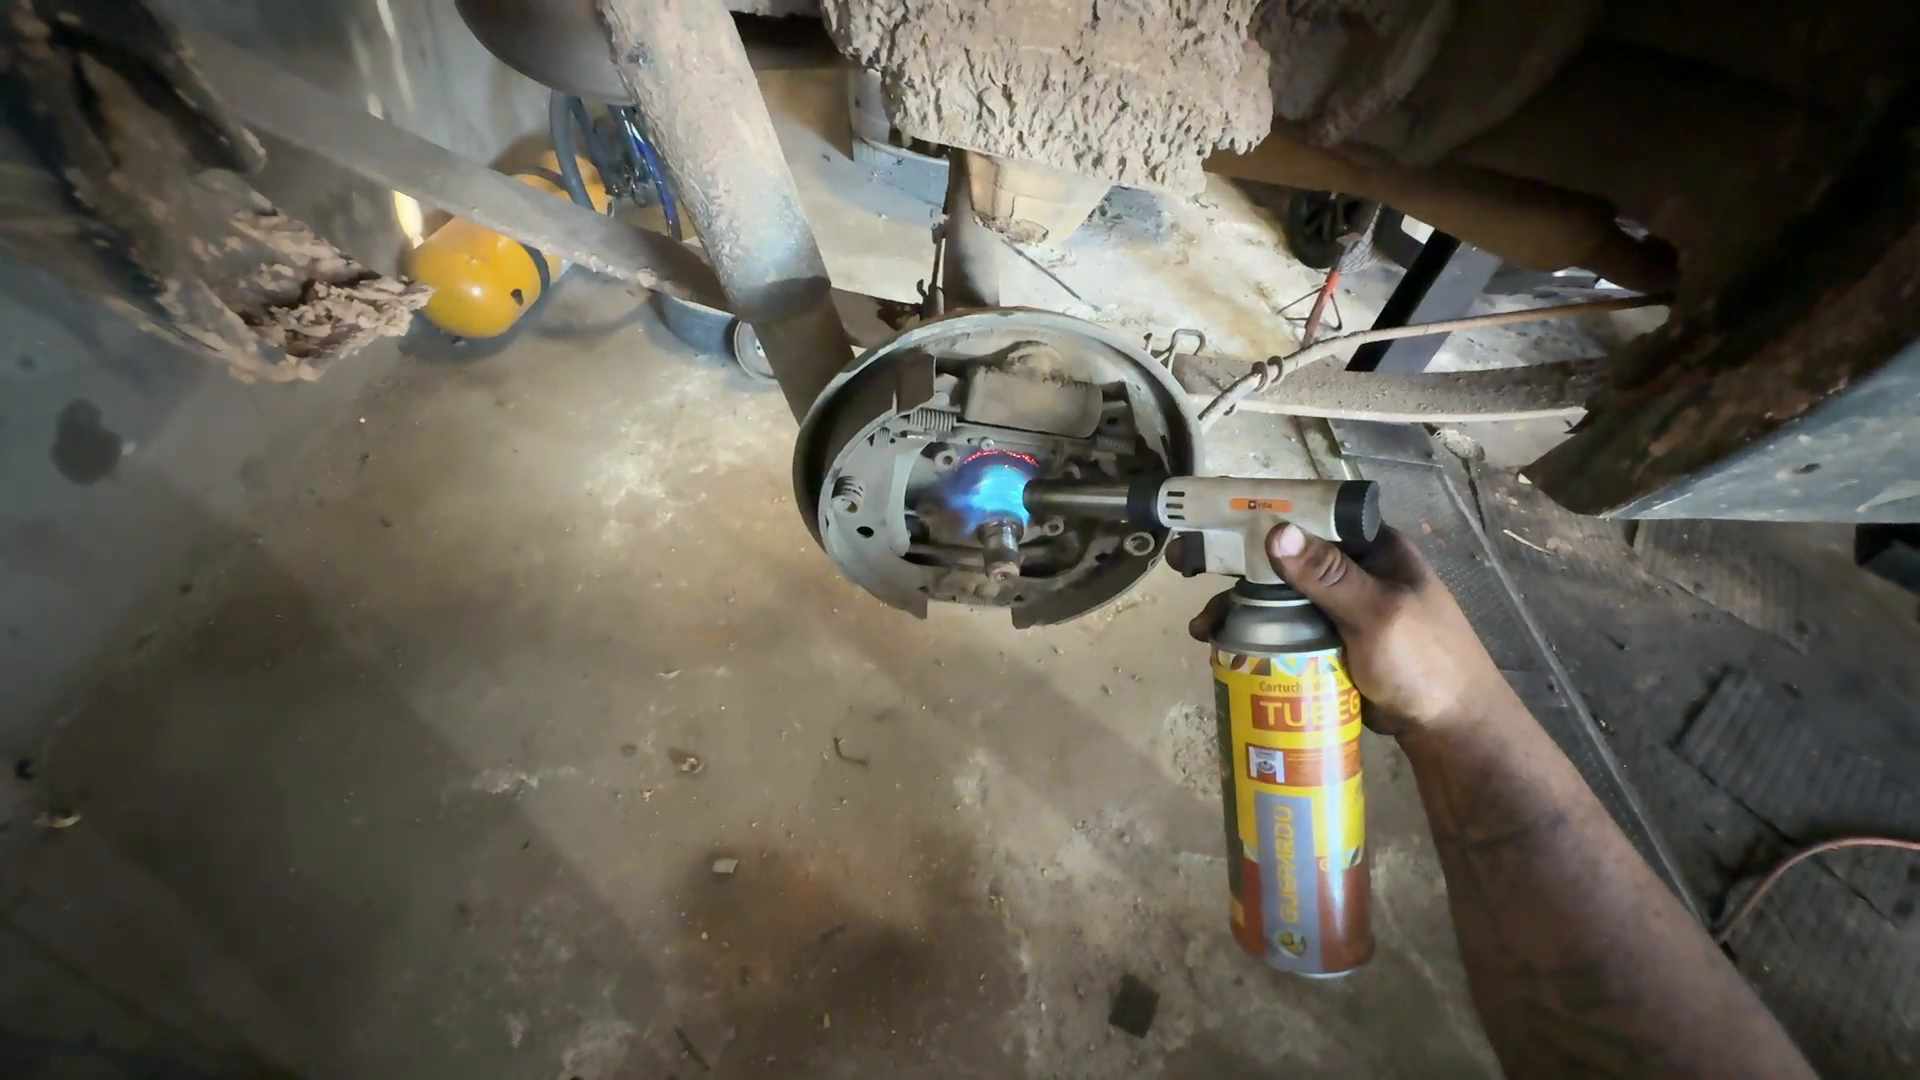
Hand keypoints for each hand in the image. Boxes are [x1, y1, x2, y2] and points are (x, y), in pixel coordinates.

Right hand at [1188, 524, 1506, 735]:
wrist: (1448, 728)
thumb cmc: (1425, 662)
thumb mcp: (1377, 613)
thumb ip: (1328, 576)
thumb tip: (1275, 532)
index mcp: (1370, 548)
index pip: (1307, 515)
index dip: (1258, 514)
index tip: (1212, 520)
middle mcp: (1348, 568)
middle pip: (1279, 556)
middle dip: (1230, 562)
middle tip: (1184, 564)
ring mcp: (1334, 605)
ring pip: (1272, 593)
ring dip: (1233, 603)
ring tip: (1201, 627)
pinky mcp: (1323, 638)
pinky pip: (1277, 625)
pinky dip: (1248, 630)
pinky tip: (1222, 644)